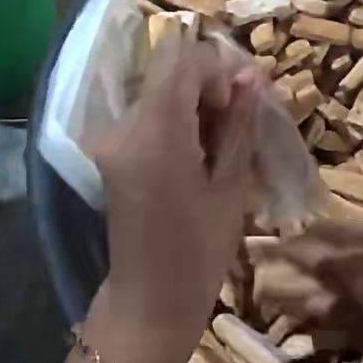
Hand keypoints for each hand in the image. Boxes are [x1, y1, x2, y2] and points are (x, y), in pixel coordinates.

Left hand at [90, 39, 257, 362]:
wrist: (150, 300)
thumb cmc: (200, 251)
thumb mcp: (230, 186)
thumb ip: (239, 125)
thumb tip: (252, 78)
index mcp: (155, 135)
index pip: (181, 62)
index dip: (217, 69)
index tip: (241, 101)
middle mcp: (123, 128)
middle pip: (167, 76)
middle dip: (208, 87)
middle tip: (241, 121)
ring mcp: (111, 140)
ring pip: (158, 94)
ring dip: (194, 105)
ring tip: (224, 143)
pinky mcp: (110, 154)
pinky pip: (148, 118)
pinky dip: (177, 122)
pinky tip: (200, 153)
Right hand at [275, 220, 362, 358]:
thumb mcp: (362, 326)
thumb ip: (328, 310)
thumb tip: (300, 302)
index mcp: (345, 263)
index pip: (301, 252)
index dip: (280, 253)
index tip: (263, 254)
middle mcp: (359, 238)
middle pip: (318, 230)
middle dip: (300, 239)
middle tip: (287, 250)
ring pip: (341, 224)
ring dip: (323, 234)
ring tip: (315, 246)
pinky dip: (348, 233)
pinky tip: (352, 247)